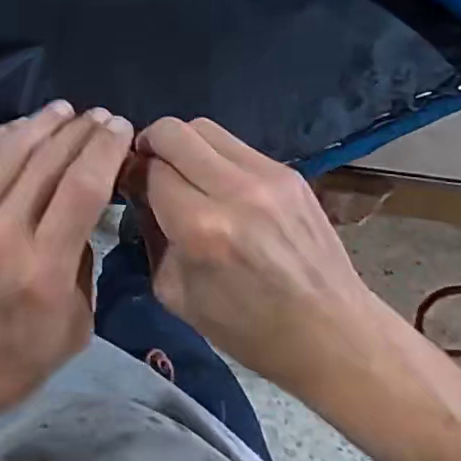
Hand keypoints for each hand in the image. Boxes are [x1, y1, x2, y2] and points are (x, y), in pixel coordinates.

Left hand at [0, 100, 133, 423]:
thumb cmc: (11, 359)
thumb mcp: (74, 329)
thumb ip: (85, 267)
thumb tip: (85, 217)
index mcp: (45, 269)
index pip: (82, 189)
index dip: (105, 149)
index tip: (121, 128)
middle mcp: (5, 234)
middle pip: (48, 161)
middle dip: (80, 131)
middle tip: (101, 116)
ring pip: (10, 152)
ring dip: (42, 123)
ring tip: (65, 110)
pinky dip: (2, 136)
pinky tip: (22, 126)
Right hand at [124, 117, 382, 389]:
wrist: (333, 334)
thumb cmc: (245, 327)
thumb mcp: (173, 290)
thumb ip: (149, 231)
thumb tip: (137, 188)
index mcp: (201, 229)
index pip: (148, 168)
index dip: (130, 171)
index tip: (127, 183)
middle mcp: (234, 192)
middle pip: (172, 132)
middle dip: (149, 143)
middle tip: (148, 167)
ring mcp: (268, 177)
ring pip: (203, 127)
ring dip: (181, 143)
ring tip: (181, 170)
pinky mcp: (289, 173)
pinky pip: (234, 144)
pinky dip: (213, 155)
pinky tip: (217, 184)